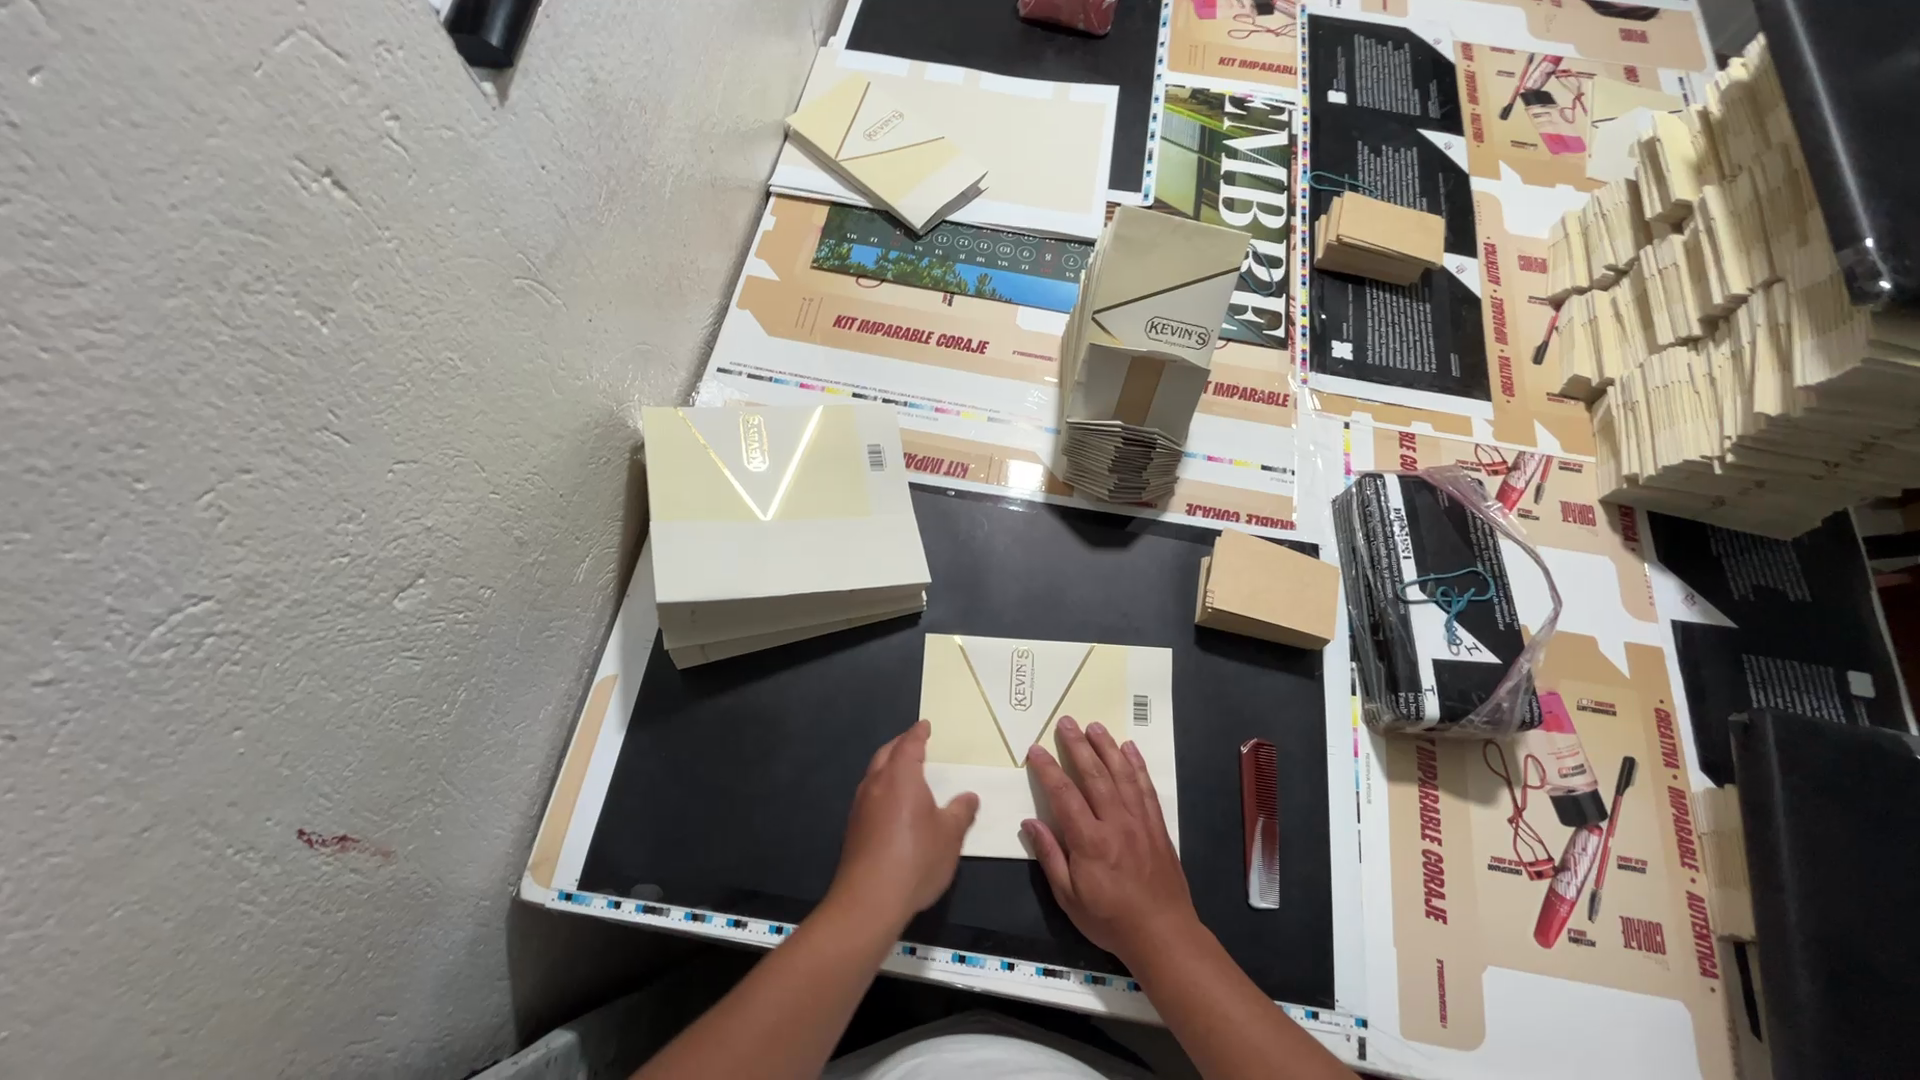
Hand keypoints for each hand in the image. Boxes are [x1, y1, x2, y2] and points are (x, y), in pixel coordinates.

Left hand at [828, 720, 978, 928]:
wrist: (869, 899)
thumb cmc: (915, 859)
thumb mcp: (950, 836)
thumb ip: (960, 812)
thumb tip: (968, 797)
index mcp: (901, 777)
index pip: (909, 744)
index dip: (918, 733)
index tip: (924, 726)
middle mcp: (876, 784)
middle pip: (886, 754)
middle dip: (900, 745)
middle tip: (914, 742)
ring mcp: (860, 806)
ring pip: (874, 774)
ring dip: (888, 766)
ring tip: (904, 771)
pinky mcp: (854, 828)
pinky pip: (869, 794)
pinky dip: (882, 787)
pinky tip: (892, 804)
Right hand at [1024, 716, 1199, 963]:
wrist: (1162, 933)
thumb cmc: (1109, 919)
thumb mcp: (1068, 897)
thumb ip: (1050, 856)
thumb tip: (1030, 823)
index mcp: (1090, 841)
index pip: (1064, 795)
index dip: (1048, 769)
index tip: (1035, 750)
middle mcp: (1115, 823)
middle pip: (1094, 775)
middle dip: (1078, 746)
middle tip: (1066, 722)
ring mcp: (1139, 822)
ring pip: (1121, 775)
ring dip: (1107, 747)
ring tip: (1094, 726)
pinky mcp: (1156, 826)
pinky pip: (1145, 788)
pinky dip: (1137, 766)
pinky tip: (1129, 749)